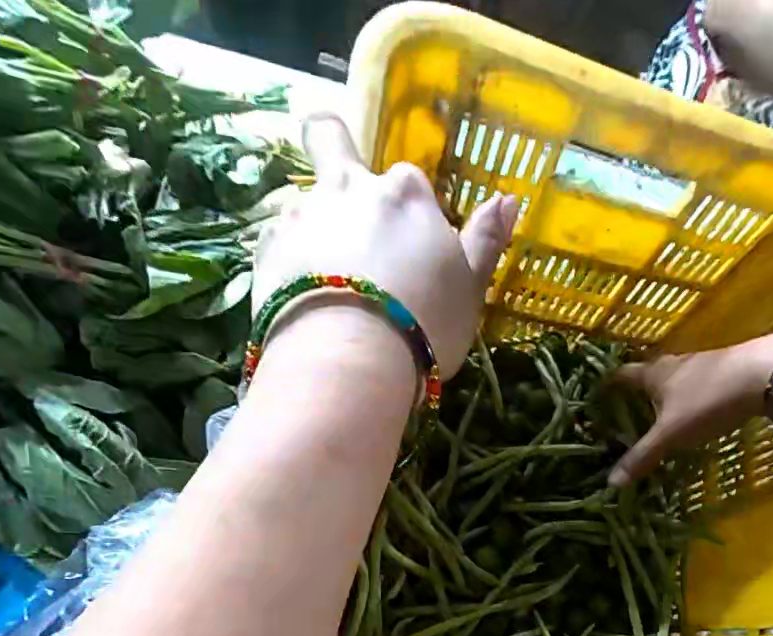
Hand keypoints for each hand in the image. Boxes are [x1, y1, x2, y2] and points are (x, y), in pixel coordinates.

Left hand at [254, 114, 518, 381]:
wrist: (351, 362)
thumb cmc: (424, 325)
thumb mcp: (470, 290)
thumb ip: (485, 241)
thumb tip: (507, 199)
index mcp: (404, 194)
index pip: (407, 181)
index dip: (408, 209)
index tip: (410, 243)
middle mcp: (348, 187)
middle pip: (327, 137)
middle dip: (329, 143)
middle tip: (339, 194)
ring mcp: (301, 214)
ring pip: (300, 200)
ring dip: (311, 225)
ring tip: (322, 278)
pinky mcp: (265, 250)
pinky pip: (274, 242)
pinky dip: (286, 261)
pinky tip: (298, 296)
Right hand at [607, 334, 772, 487]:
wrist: (765, 373)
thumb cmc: (708, 400)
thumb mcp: (671, 433)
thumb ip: (643, 456)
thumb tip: (611, 483)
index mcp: (652, 374)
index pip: (618, 375)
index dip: (604, 386)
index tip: (593, 400)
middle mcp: (672, 364)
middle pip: (645, 376)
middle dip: (633, 394)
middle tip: (621, 415)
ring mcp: (700, 365)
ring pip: (671, 381)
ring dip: (661, 396)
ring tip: (654, 417)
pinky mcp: (723, 371)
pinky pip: (694, 385)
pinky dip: (686, 399)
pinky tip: (691, 414)